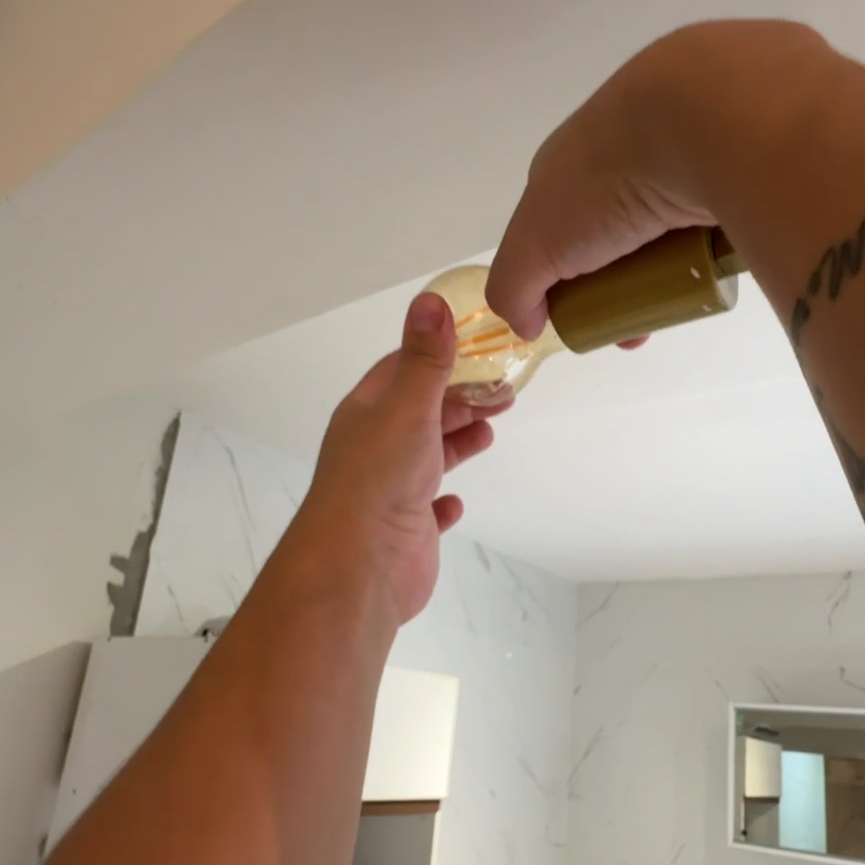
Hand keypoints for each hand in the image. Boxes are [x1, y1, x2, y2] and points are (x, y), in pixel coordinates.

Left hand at [294, 292, 508, 621]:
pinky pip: (427, 508)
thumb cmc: (381, 477)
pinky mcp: (406, 529)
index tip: (482, 350)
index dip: (441, 358)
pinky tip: (455, 501)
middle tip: (504, 392)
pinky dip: (444, 500)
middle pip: (420, 413)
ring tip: (490, 431)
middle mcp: (375, 448)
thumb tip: (430, 301)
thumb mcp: (407, 407)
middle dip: (460, 399)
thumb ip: (424, 360)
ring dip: (456, 442)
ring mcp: (389, 491)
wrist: (361, 564)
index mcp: (368, 413)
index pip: (403, 371)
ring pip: (426, 457)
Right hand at [482, 29, 717, 340]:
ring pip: (660, 234)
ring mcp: (673, 159)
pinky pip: (704, 223)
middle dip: (615, 290)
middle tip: (635, 328)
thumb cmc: (604, 182)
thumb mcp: (533, 245)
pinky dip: (700, 251)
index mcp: (566, 167)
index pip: (554, 236)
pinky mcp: (723, 168)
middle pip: (610, 241)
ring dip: (659, 277)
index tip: (582, 322)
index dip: (561, 286)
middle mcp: (617, 157)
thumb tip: (526, 327)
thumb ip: (513, 289)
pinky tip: (705, 273)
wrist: (703, 120)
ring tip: (672, 305)